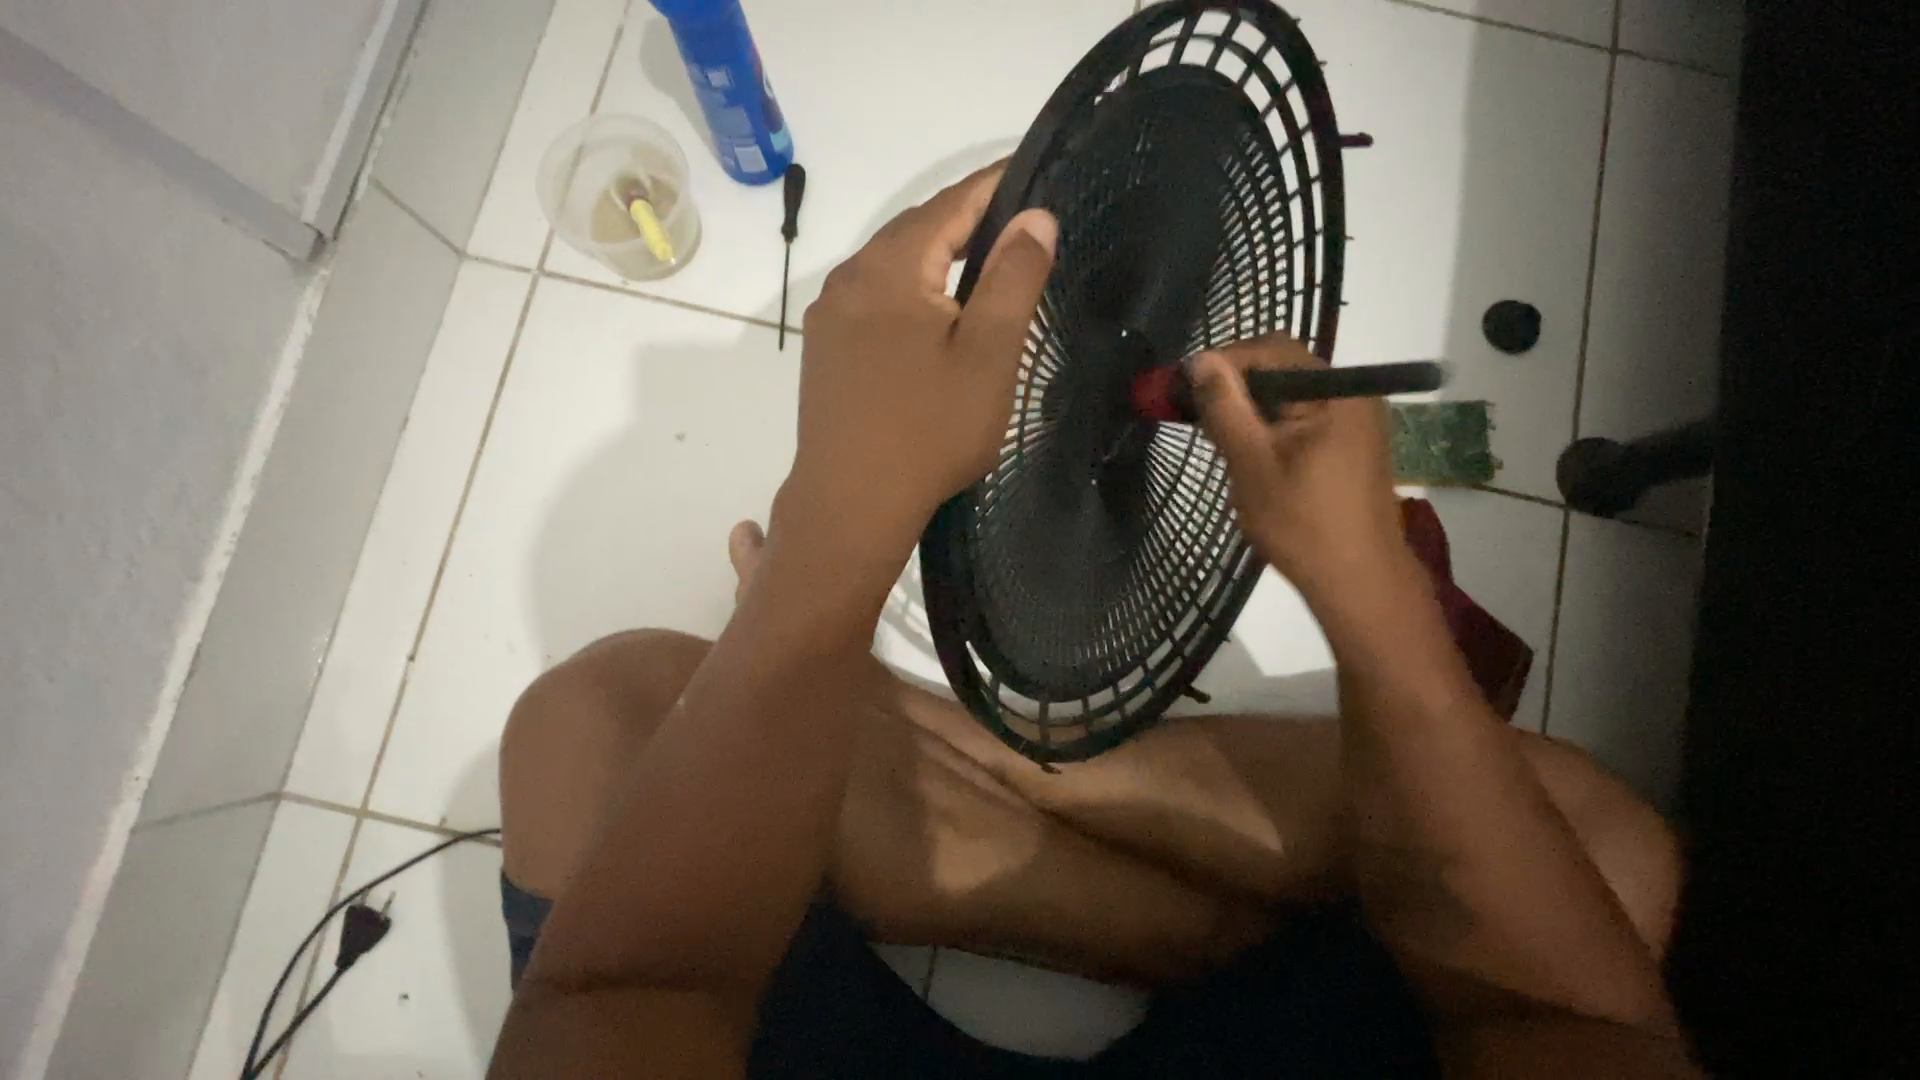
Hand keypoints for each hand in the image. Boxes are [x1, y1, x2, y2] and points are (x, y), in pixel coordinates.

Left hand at [780, 163, 1057, 561]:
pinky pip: (873, 304)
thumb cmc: (928, 431)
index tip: (1030, 172)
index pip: (950, 204)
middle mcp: (849, 280)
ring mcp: (829, 319)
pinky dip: (908, 295)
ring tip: (979, 269)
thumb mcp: (987, 355)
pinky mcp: (824, 354)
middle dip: (964, 222)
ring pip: (890, 269)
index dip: (993, 186)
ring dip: (933, 261)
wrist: (851, 504)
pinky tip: (929, 320)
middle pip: (915, 232)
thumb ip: (1013, 279)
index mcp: (889, 268)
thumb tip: (1035, 217)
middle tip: (1015, 226)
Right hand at [1193, 335, 1407, 595]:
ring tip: (1221, 444)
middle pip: (1281, 369)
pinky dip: (1270, 428)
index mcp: (1334, 392)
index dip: (1222, 362)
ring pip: (1288, 396)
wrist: (1358, 582)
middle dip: (1234, 388)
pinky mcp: (1351, 446)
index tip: (1182, 391)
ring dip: (1249, 411)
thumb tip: (1200, 360)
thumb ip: (1225, 407)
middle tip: (1196, 419)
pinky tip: (1250, 458)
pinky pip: (1303, 419)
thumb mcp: (1251, 463)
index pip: (1270, 349)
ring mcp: (1355, 421)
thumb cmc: (1301, 524)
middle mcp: (1351, 395)